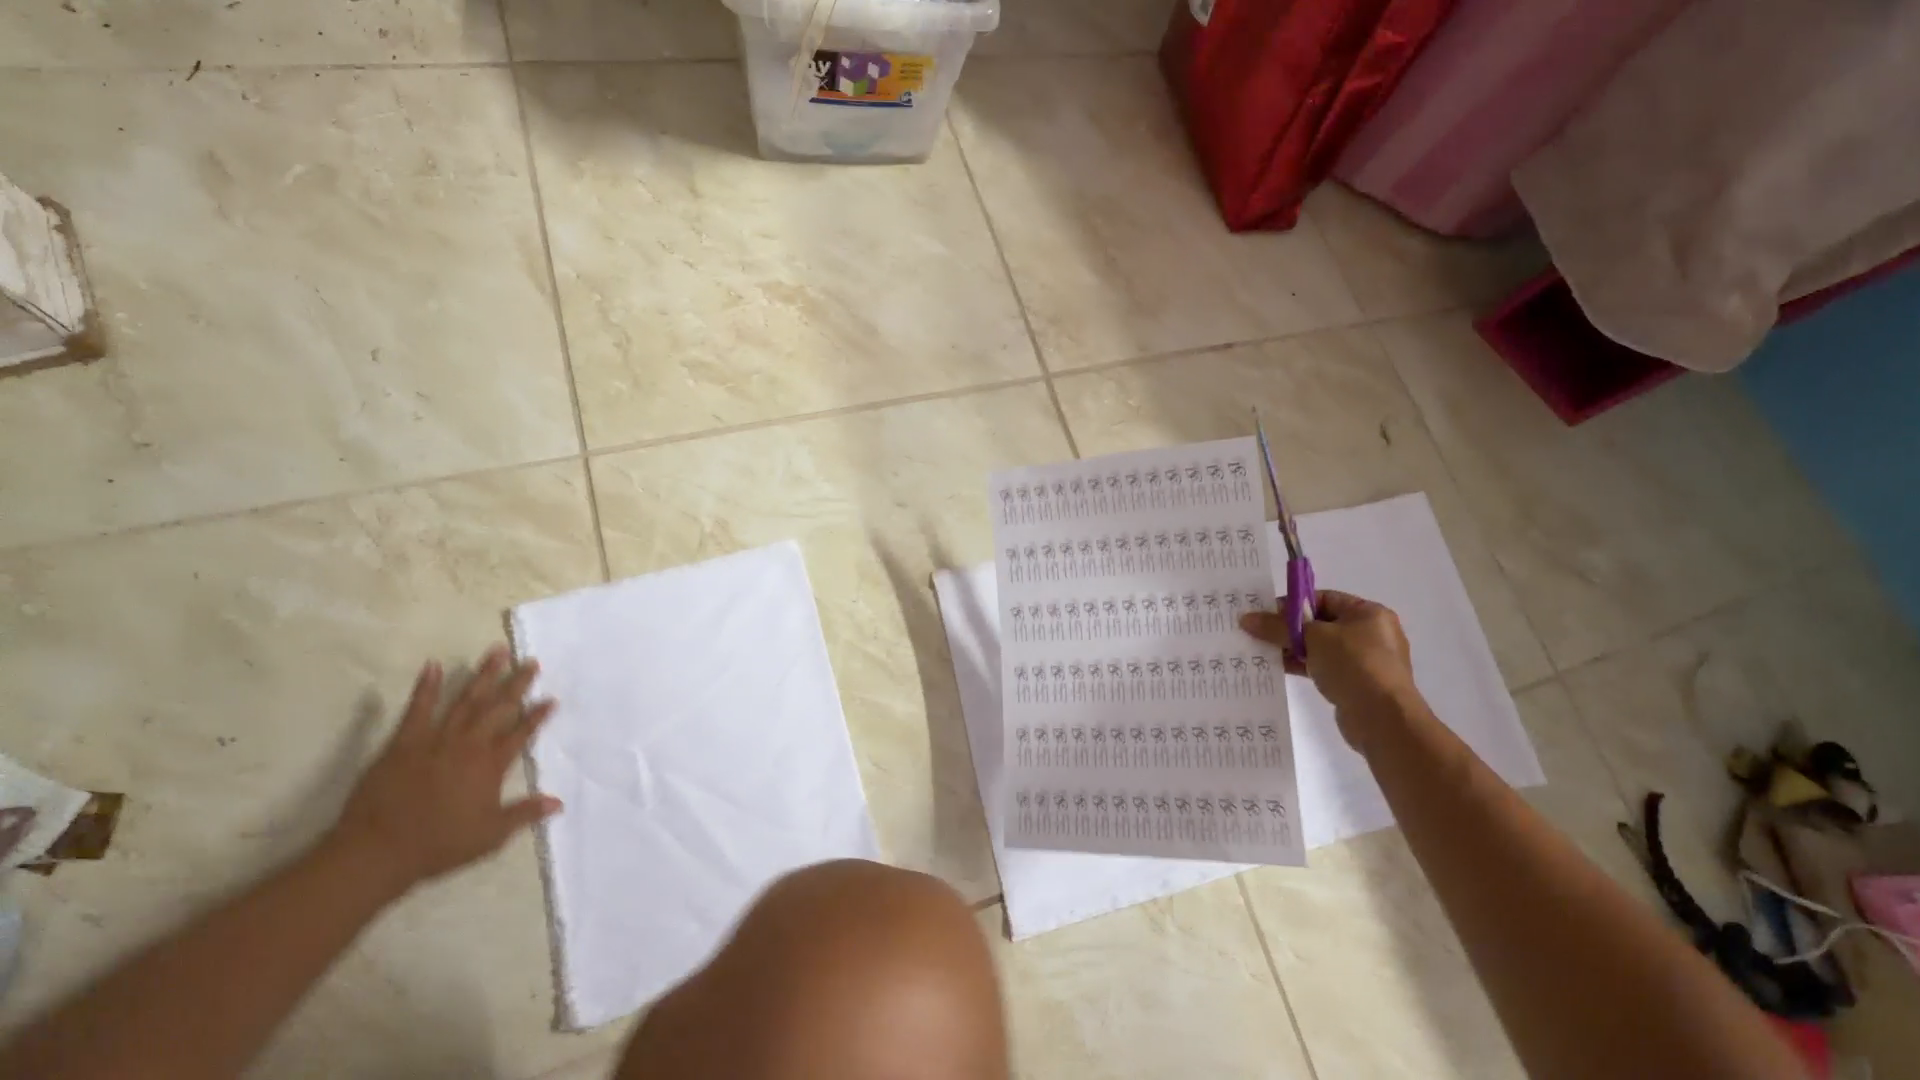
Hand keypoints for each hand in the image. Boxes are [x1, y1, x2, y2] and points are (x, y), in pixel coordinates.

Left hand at [326, 646, 560, 892]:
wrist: (379, 850)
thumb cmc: (440, 845)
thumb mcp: (491, 836)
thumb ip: (525, 814)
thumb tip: (558, 803)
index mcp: (490, 765)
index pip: (520, 733)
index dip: (537, 716)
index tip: (551, 699)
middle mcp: (468, 744)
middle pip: (498, 707)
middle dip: (516, 684)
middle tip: (530, 661)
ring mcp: (435, 739)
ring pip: (465, 700)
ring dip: (483, 675)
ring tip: (497, 652)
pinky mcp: (404, 742)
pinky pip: (418, 709)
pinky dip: (426, 687)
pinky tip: (434, 666)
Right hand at [1241, 590, 1420, 748]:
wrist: (1383, 718)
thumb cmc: (1354, 665)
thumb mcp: (1313, 639)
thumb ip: (1279, 627)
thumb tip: (1246, 618)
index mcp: (1368, 613)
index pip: (1324, 599)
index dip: (1293, 604)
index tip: (1265, 614)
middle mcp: (1370, 633)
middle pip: (1321, 623)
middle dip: (1289, 628)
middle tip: (1258, 632)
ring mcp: (1364, 661)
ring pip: (1320, 648)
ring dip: (1292, 649)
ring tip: (1262, 651)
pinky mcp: (1356, 684)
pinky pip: (1324, 668)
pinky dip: (1302, 666)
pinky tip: (1278, 669)